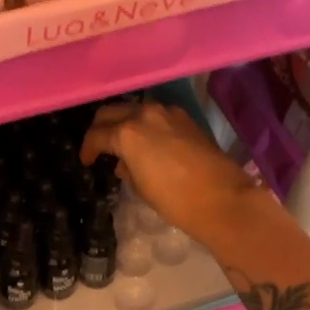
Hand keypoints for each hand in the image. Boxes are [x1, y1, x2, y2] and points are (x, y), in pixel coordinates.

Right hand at [80, 101, 263, 246]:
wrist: (222, 198)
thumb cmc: (175, 199)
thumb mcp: (142, 188)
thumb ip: (128, 169)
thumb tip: (126, 163)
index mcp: (128, 133)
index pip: (97, 135)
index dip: (87, 149)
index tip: (86, 161)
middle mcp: (145, 114)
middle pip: (112, 112)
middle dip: (101, 127)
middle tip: (98, 146)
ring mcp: (168, 113)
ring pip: (135, 109)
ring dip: (124, 122)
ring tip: (124, 145)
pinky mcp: (186, 119)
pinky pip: (156, 116)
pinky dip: (146, 125)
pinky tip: (149, 144)